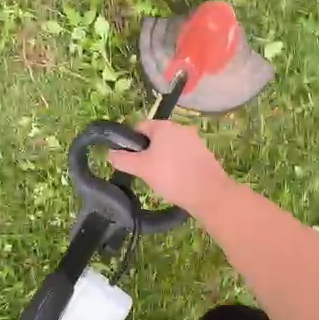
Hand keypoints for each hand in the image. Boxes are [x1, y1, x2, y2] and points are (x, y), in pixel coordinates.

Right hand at [107, 120, 232, 211]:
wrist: (208, 193)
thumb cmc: (171, 176)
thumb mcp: (141, 168)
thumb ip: (122, 159)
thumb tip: (110, 154)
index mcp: (163, 126)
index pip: (139, 127)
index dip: (130, 142)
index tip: (129, 160)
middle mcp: (179, 127)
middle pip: (155, 137)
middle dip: (147, 152)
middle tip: (143, 172)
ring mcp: (194, 140)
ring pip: (169, 147)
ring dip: (161, 159)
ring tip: (159, 178)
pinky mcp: (203, 153)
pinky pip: (182, 155)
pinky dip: (176, 164)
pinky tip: (176, 180)